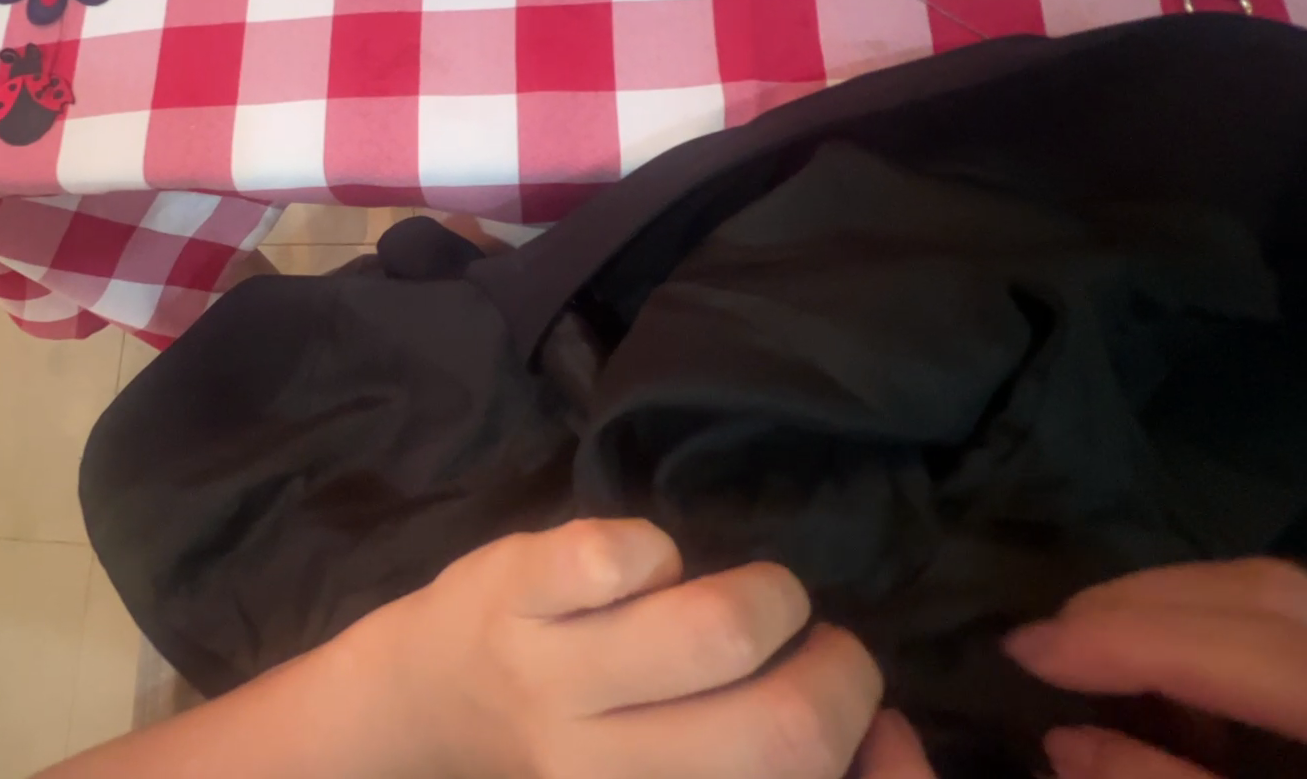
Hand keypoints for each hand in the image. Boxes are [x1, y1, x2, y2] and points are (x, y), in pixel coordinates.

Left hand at [339, 518, 931, 778]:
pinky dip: (652, 549)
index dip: (879, 759)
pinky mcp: (512, 591)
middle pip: (778, 727)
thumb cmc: (555, 737)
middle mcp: (603, 768)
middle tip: (816, 635)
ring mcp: (550, 673)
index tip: (882, 718)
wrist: (421, 698)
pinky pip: (614, 554)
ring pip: (709, 630)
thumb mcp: (650, 767)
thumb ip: (747, 749)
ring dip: (762, 595)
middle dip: (836, 665)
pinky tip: (642, 567)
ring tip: (751, 592)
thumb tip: (885, 726)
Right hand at [1005, 558, 1306, 778]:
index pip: (1243, 650)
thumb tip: (1064, 745)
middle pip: (1256, 594)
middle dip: (1131, 607)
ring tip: (1099, 648)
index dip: (1119, 642)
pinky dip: (1214, 623)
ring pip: (1271, 588)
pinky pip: (1295, 612)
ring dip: (1164, 606)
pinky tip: (1177, 668)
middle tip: (1050, 644)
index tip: (1021, 652)